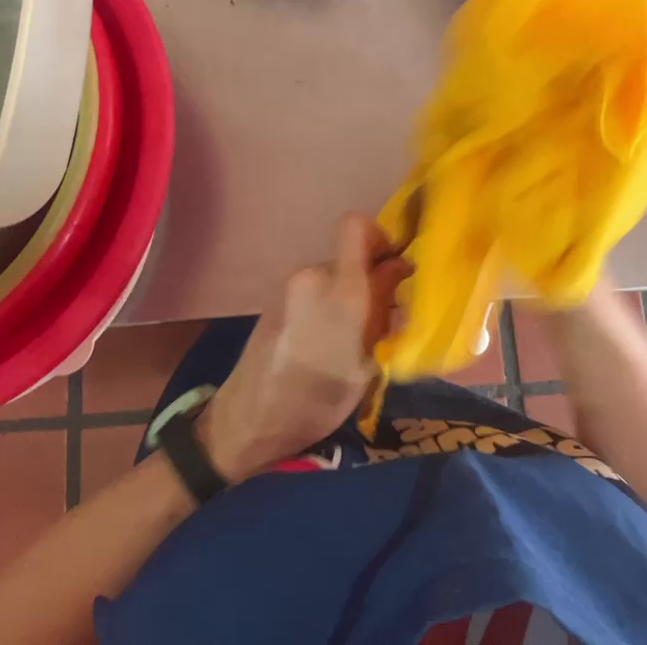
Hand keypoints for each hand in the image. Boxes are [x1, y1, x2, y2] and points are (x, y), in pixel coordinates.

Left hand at [196, 213, 409, 480]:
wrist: (247, 421)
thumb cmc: (316, 402)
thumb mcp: (364, 365)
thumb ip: (382, 312)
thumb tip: (399, 272)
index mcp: (339, 289)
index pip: (356, 225)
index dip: (378, 238)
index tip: (393, 268)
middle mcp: (311, 276)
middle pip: (348, 256)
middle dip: (367, 278)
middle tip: (381, 317)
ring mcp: (287, 286)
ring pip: (330, 275)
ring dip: (346, 294)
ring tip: (352, 338)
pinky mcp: (272, 299)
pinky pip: (311, 289)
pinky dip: (325, 304)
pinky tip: (324, 341)